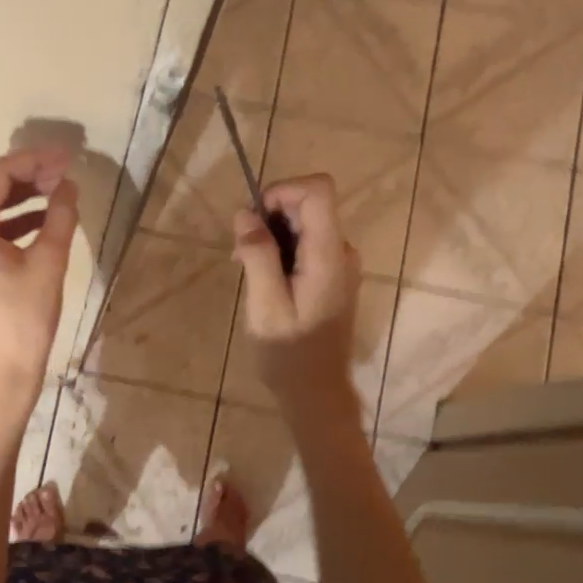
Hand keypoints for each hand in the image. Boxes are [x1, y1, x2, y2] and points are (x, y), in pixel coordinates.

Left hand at [0, 148, 78, 407]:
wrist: (2, 370)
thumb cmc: (24, 319)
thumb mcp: (48, 263)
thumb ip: (60, 216)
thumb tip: (68, 186)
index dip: (33, 161)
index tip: (66, 159)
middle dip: (27, 175)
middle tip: (64, 172)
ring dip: (21, 196)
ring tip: (59, 192)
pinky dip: (12, 219)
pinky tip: (44, 218)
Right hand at [230, 174, 362, 408]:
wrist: (316, 391)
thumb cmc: (288, 353)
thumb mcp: (265, 305)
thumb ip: (258, 256)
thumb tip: (246, 215)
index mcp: (328, 255)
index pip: (317, 190)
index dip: (282, 191)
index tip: (253, 219)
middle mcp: (341, 252)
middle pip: (310, 205)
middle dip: (270, 217)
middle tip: (240, 253)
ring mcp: (340, 265)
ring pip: (306, 226)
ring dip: (273, 236)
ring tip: (247, 270)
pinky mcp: (332, 278)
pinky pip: (307, 247)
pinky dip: (282, 252)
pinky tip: (264, 281)